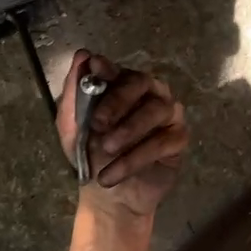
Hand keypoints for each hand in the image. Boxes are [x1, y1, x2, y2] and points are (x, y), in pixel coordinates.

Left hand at [57, 51, 187, 220]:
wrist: (108, 196)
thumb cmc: (90, 154)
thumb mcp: (71, 125)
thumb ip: (74, 91)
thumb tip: (82, 54)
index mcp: (122, 86)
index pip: (118, 70)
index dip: (108, 68)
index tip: (96, 67)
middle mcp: (148, 93)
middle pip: (141, 82)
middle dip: (118, 101)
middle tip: (97, 123)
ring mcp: (167, 114)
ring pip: (156, 109)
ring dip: (128, 130)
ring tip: (105, 151)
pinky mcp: (178, 138)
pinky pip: (163, 141)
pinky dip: (135, 158)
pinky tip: (113, 174)